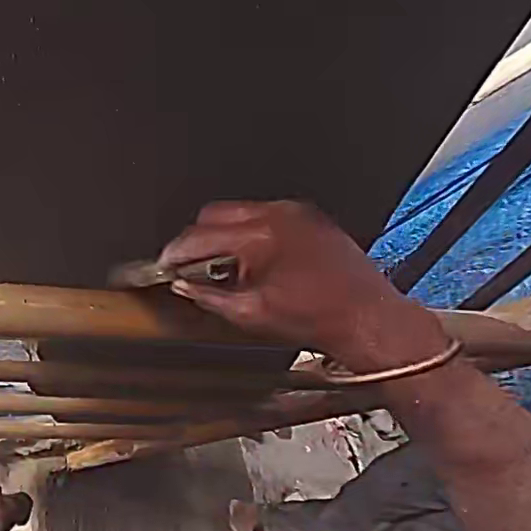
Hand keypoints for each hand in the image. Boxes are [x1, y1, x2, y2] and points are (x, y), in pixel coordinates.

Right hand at [158, 201, 450, 371]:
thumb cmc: (318, 318)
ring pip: (237, 211)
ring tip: (223, 268)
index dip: (174, 253)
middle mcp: (277, 215)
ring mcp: (295, 213)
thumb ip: (206, 296)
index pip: (198, 236)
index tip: (165, 265)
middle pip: (212, 214)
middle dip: (195, 239)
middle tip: (188, 266)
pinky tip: (251, 261)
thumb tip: (182, 286)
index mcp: (259, 238)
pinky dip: (247, 233)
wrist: (366, 318)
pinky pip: (263, 215)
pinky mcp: (308, 217)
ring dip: (221, 235)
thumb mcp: (248, 314)